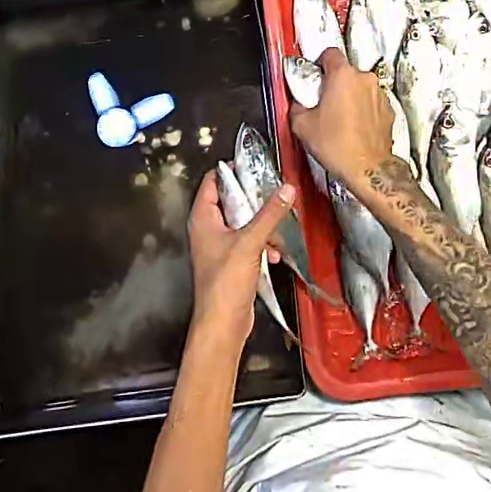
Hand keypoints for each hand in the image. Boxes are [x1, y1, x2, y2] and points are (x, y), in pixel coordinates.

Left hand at [186, 167, 292, 353]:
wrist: (222, 323)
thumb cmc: (226, 281)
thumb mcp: (250, 242)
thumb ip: (269, 214)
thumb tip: (287, 188)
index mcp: (203, 217)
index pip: (212, 181)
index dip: (231, 171)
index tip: (254, 168)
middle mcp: (207, 227)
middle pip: (230, 200)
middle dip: (253, 200)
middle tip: (273, 195)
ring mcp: (217, 245)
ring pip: (242, 222)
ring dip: (261, 225)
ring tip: (277, 231)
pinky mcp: (229, 261)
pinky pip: (247, 241)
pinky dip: (260, 243)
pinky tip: (273, 254)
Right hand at [288, 48, 393, 185]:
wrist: (367, 169)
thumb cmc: (340, 147)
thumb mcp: (301, 124)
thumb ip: (296, 105)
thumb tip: (297, 104)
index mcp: (342, 76)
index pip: (330, 53)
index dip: (319, 62)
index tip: (314, 72)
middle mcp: (364, 80)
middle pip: (345, 71)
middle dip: (333, 83)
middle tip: (321, 100)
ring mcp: (378, 95)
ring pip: (359, 87)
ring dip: (348, 96)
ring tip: (336, 117)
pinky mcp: (387, 111)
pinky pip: (370, 103)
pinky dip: (361, 110)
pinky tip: (350, 126)